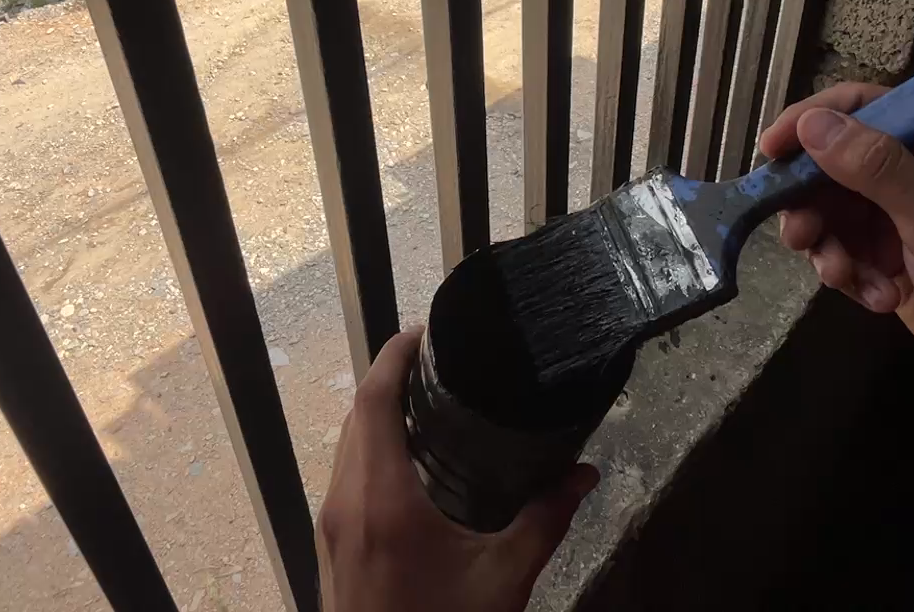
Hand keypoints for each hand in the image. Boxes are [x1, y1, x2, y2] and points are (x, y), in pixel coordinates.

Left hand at [317, 327, 598, 611]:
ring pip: (346, 443)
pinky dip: (369, 444)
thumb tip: (585, 474)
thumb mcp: (501, 582)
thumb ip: (544, 521)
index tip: (423, 331)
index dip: (392, 356)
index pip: (373, 401)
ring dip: (377, 410)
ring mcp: (329, 524)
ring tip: (425, 398)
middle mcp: (344, 502)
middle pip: (357, 414)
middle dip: (389, 376)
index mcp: (381, 500)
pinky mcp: (329, 544)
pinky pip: (344, 473)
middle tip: (436, 361)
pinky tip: (407, 456)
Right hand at [759, 83, 913, 411]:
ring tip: (843, 275)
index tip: (770, 150)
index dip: (811, 121)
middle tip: (800, 235)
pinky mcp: (886, 251)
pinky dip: (844, 270)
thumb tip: (812, 123)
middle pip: (833, 159)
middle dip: (812, 200)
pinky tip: (875, 297)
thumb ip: (879, 170)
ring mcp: (900, 211)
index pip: (865, 106)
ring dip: (827, 242)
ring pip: (827, 205)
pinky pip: (838, 244)